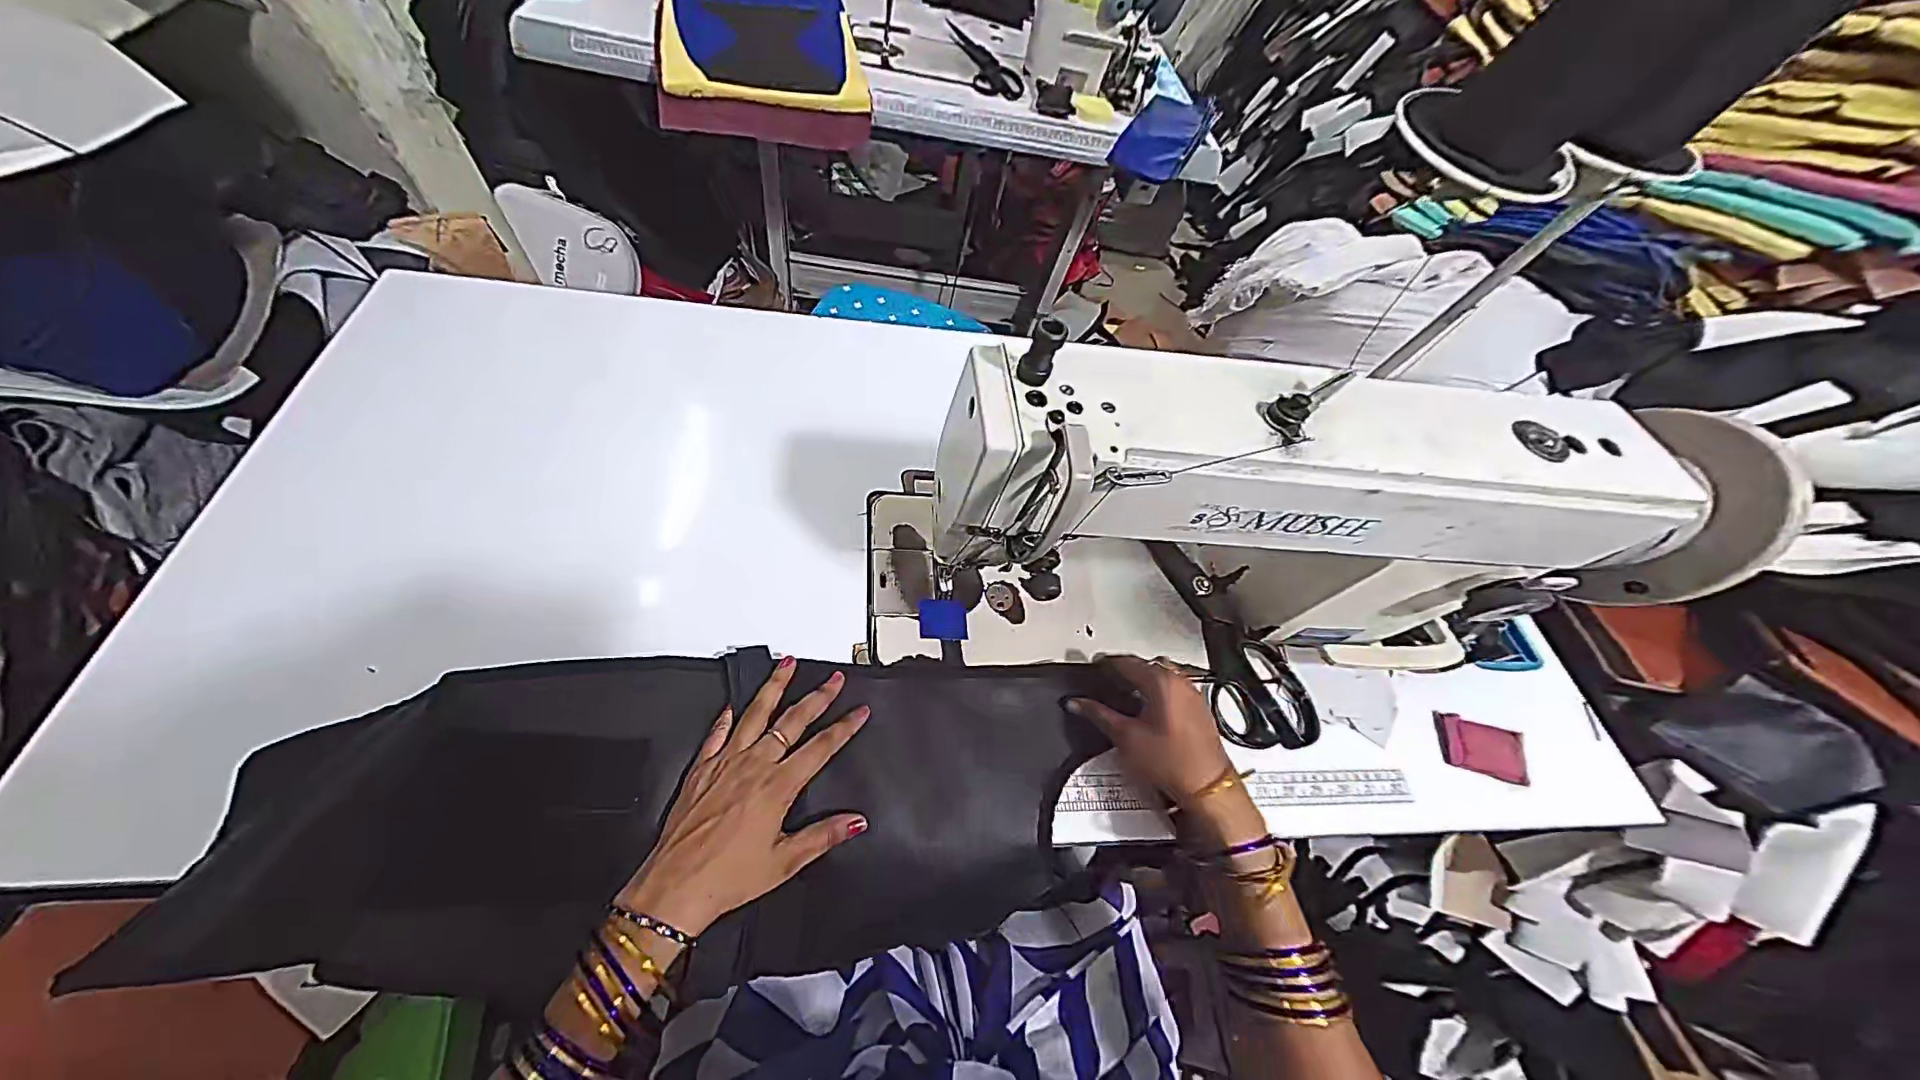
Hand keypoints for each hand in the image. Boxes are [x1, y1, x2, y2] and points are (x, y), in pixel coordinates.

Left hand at [618, 657, 870, 935]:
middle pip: (793, 720)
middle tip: (832, 680)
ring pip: (755, 713)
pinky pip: (717, 733)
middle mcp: (752, 767)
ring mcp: (724, 763)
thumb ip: (824, 836)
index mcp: (777, 787)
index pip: (821, 746)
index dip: (844, 726)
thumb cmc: (725, 878)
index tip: (858, 712)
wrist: (674, 888)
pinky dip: (727, 717)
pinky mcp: (701, 770)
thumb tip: (854, 822)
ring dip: (774, 687)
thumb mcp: (785, 862)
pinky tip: (732, 706)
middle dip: (818, 696)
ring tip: (786, 666)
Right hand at [1067, 656, 1262, 839]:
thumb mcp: (1125, 737)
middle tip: (1107, 677)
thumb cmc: (1174, 764)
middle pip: (1145, 664)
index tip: (1095, 665)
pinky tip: (1147, 706)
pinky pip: (1173, 687)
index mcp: (1161, 682)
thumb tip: (1078, 703)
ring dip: (1142, 679)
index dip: (1106, 663)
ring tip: (1125, 691)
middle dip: (1124, 670)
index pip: (1126, 662)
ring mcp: (1192, 694)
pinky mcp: (1198, 707)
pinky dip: (1157, 690)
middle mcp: (1180, 682)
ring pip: (1161, 674)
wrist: (1206, 786)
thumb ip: (1098, 714)